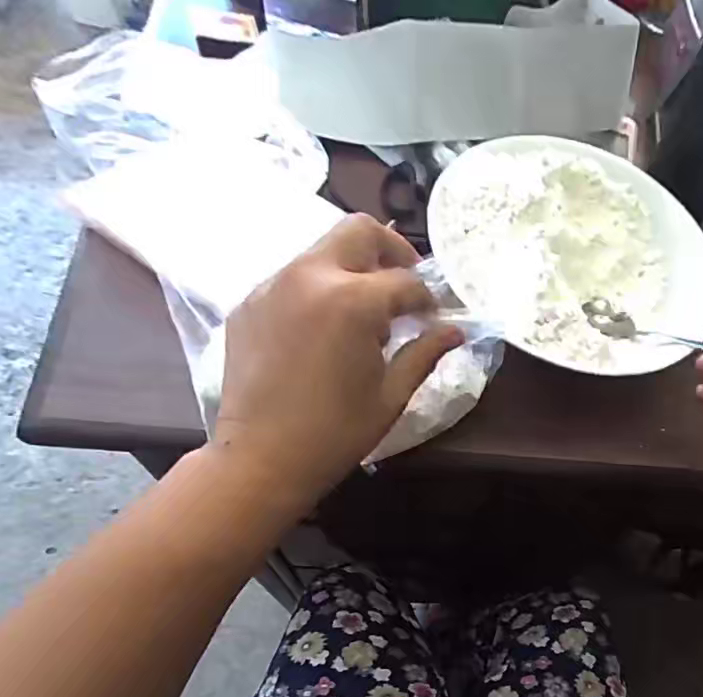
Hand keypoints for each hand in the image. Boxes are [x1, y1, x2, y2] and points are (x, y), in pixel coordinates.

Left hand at [214, 214, 464, 504]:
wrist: (262, 459)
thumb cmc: (335, 434)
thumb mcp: (389, 396)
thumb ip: (423, 353)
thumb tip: (454, 331)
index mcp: (352, 301)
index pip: (405, 281)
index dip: (427, 298)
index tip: (433, 316)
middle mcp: (309, 276)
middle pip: (359, 231)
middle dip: (391, 252)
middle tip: (402, 287)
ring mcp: (272, 285)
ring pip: (322, 252)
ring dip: (351, 270)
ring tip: (360, 316)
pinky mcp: (248, 303)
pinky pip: (291, 279)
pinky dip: (317, 292)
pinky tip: (321, 332)